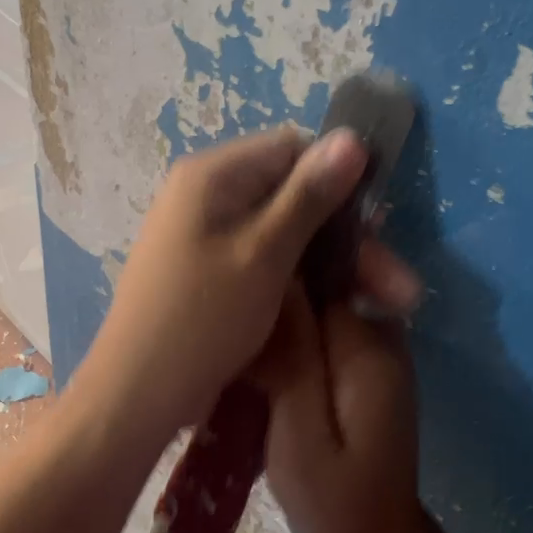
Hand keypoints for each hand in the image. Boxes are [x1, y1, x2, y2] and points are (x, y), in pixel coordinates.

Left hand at [85, 127, 369, 432]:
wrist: (134, 396)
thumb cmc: (201, 319)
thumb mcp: (264, 254)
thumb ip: (309, 195)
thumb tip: (352, 136)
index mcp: (213, 174)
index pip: (293, 149)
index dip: (340, 179)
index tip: (379, 224)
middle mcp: (206, 193)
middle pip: (293, 194)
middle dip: (347, 236)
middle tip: (398, 286)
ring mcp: (205, 232)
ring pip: (285, 230)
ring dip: (332, 260)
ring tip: (387, 301)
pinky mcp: (208, 268)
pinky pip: (265, 255)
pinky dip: (301, 275)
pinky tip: (338, 303)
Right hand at [261, 240, 428, 532]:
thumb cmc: (335, 498)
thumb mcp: (300, 435)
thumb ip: (292, 357)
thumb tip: (277, 279)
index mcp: (365, 343)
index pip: (314, 277)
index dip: (272, 282)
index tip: (232, 297)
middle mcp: (379, 331)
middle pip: (316, 286)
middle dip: (274, 300)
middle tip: (227, 328)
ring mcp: (376, 346)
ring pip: (316, 306)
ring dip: (280, 320)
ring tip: (237, 340)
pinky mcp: (365, 363)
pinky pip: (322, 329)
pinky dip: (294, 338)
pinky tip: (262, 360)